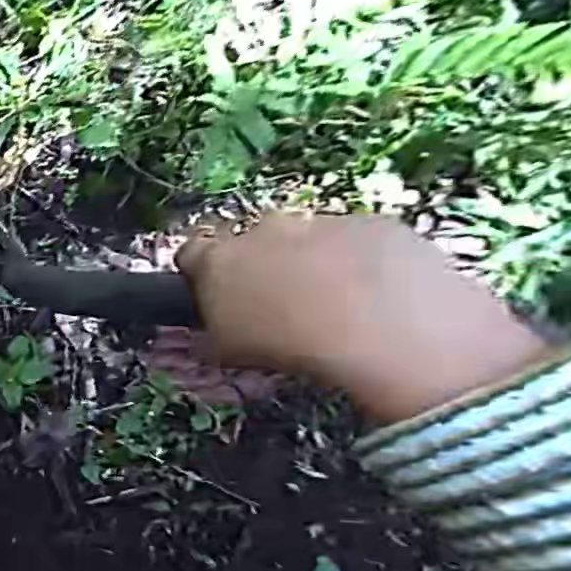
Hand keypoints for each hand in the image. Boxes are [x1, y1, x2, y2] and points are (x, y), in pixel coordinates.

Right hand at [175, 213, 551, 423]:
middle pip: (252, 240)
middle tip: (273, 302)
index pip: (191, 252)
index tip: (210, 292)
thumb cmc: (282, 344)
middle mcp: (264, 229)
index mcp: (218, 259)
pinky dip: (357, 261)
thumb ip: (211, 327)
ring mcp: (321, 221)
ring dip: (309, 263)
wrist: (380, 327)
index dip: (199, 272)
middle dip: (258, 264)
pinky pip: (356, 240)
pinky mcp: (374, 222)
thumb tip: (213, 327)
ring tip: (329, 305)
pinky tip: (369, 296)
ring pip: (306, 239)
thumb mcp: (224, 349)